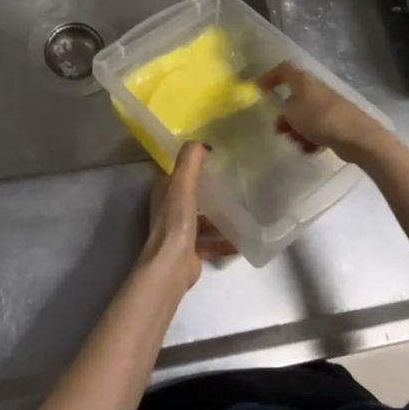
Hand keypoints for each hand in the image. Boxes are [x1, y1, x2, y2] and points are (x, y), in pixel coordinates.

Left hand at [139, 142, 236, 288]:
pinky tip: (242, 240)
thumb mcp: (182, 183)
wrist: (172, 265)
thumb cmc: (176, 221)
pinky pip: (210, 242)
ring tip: (243, 210)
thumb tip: (203, 144)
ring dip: (220, 217)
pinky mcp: (190, 251)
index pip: (179, 172)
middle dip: (210, 190)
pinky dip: (224, 241)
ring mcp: (179, 231)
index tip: (216, 157)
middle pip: (192, 195)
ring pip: (202, 219)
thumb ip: (190, 160)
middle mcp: (169, 209)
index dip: (194, 163)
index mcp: (165, 191)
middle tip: (235, 182)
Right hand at [257, 62, 388, 161]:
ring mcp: (328, 107)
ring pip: (304, 117)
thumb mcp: (292, 113)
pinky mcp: (336, 124)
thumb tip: (286, 111)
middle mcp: (316, 91)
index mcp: (304, 82)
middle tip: (279, 131)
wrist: (357, 137)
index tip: (258, 89)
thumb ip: (283, 110)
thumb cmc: (320, 119)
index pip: (285, 69)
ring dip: (297, 131)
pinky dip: (311, 139)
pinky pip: (317, 130)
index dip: (270, 76)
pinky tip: (311, 150)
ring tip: (298, 144)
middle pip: (294, 99)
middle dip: (285, 116)